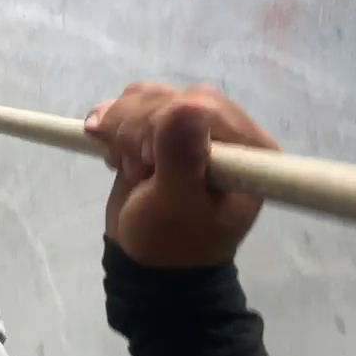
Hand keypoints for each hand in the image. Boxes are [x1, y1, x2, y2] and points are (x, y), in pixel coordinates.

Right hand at [84, 83, 279, 268]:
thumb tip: (187, 104)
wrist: (148, 259)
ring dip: (119, 125)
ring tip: (121, 161)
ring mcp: (189, 131)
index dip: (161, 122)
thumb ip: (182, 157)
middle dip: (134, 128)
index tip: (146, 162)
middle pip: (168, 96)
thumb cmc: (171, 240)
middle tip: (133, 167)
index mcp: (245, 149)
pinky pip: (131, 103)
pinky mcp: (158, 132)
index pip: (200, 103)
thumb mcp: (176, 205)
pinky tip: (110, 150)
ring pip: (146, 96)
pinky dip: (109, 122)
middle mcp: (223, 133)